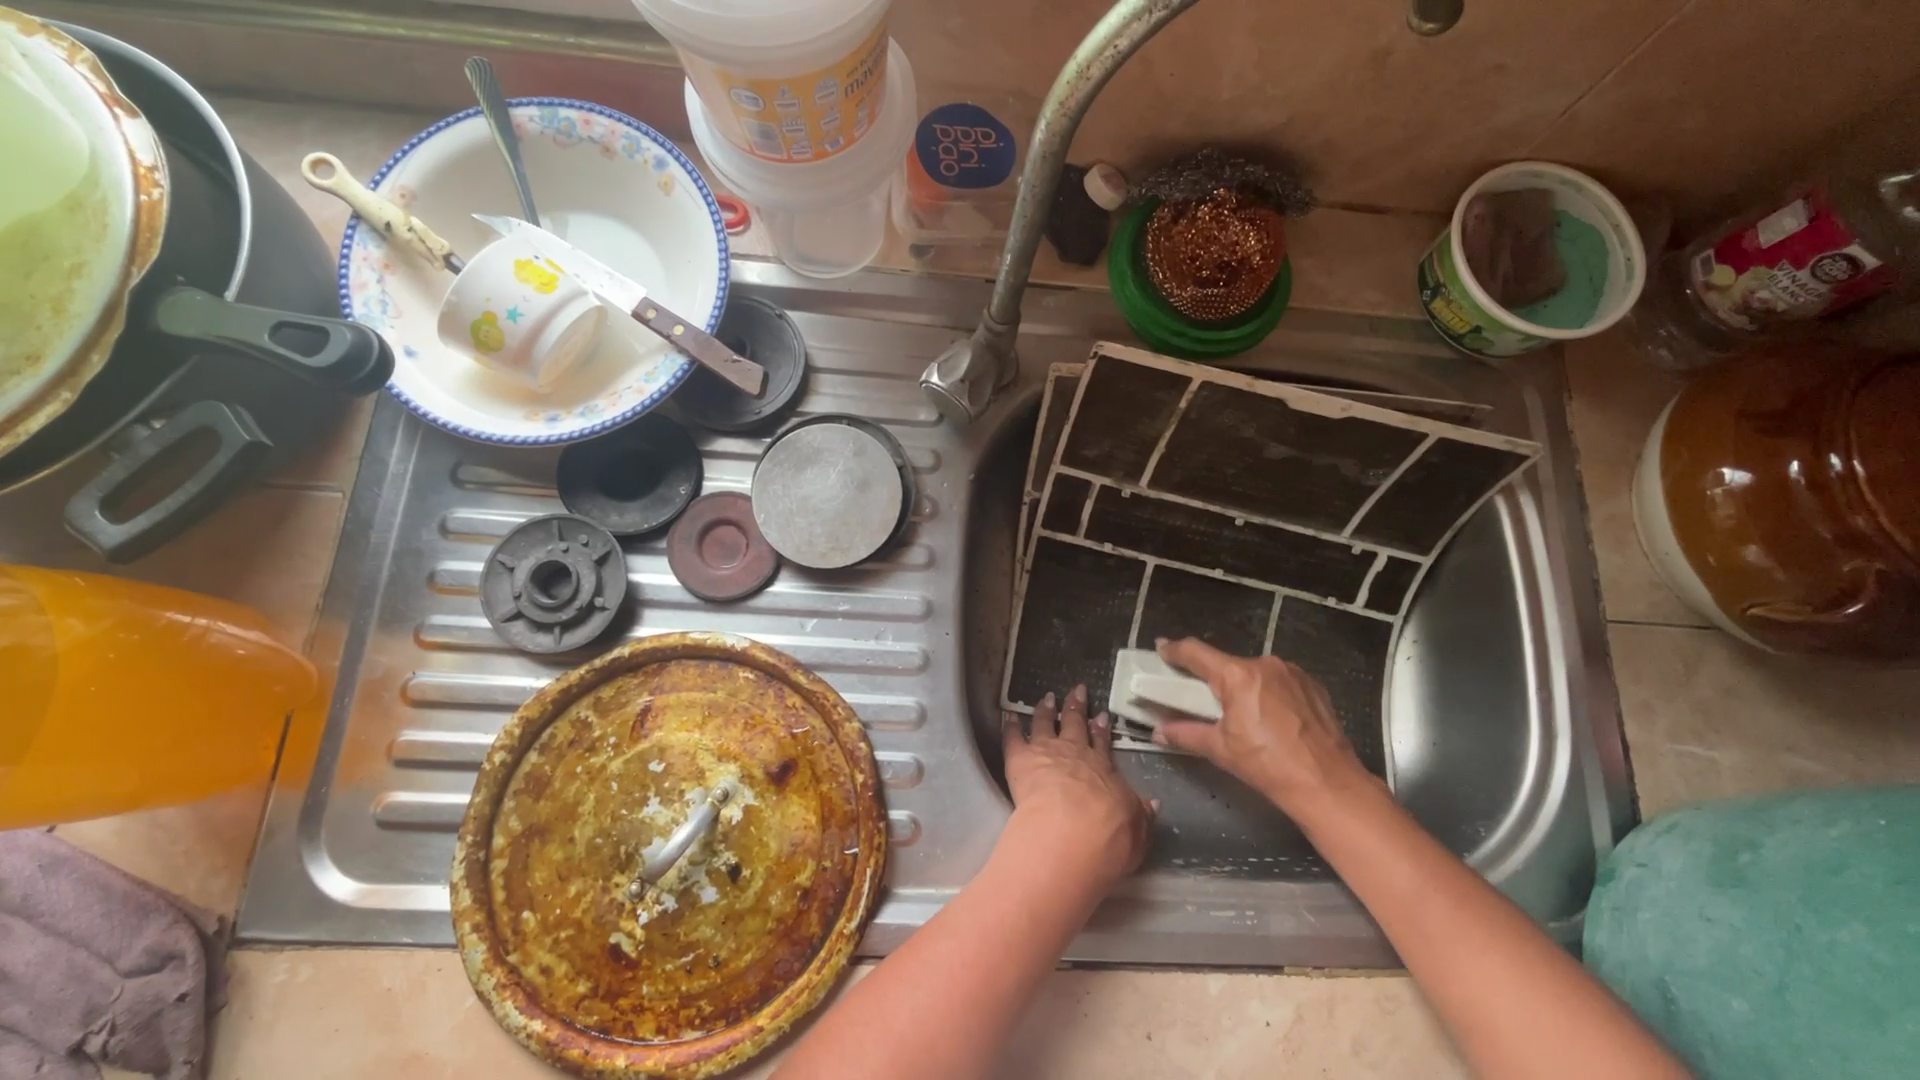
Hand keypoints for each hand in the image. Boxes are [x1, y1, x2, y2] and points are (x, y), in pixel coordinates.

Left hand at [1001, 685, 1156, 895]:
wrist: (1072, 832)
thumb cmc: (1109, 836)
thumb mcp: (1138, 829)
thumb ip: (1143, 815)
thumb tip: (1154, 804)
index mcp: (1102, 768)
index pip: (1102, 744)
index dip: (1101, 729)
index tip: (1101, 716)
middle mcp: (1074, 753)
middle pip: (1075, 724)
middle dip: (1076, 706)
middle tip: (1077, 690)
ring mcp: (1046, 751)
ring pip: (1044, 723)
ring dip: (1045, 710)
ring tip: (1046, 698)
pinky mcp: (1020, 759)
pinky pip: (1012, 738)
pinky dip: (1010, 726)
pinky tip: (1007, 716)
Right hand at [1150, 638, 1378, 817]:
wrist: (1328, 782)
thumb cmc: (1268, 766)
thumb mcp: (1221, 750)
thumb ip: (1186, 734)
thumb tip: (1159, 731)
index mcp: (1238, 676)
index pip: (1196, 652)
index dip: (1174, 650)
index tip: (1161, 649)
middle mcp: (1265, 665)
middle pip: (1227, 664)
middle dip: (1213, 678)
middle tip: (1203, 699)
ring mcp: (1292, 672)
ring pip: (1254, 672)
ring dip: (1242, 686)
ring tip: (1242, 713)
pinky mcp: (1312, 684)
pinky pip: (1279, 681)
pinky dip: (1268, 692)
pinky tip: (1271, 717)